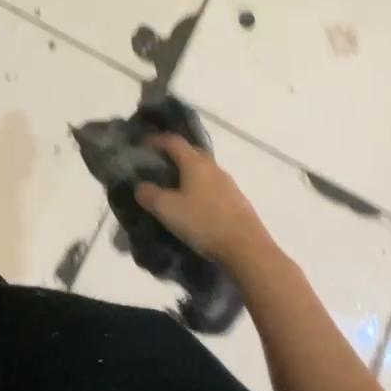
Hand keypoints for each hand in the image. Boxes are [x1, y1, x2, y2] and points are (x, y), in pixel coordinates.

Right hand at [133, 133, 274, 265]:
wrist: (248, 250)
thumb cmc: (203, 222)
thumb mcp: (166, 209)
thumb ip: (148, 194)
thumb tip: (141, 186)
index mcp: (195, 163)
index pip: (173, 141)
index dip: (156, 140)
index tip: (142, 146)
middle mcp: (214, 168)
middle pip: (191, 153)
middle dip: (173, 156)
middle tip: (157, 167)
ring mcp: (229, 185)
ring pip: (204, 171)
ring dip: (188, 174)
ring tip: (174, 189)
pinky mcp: (238, 202)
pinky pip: (214, 187)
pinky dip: (200, 189)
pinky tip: (195, 206)